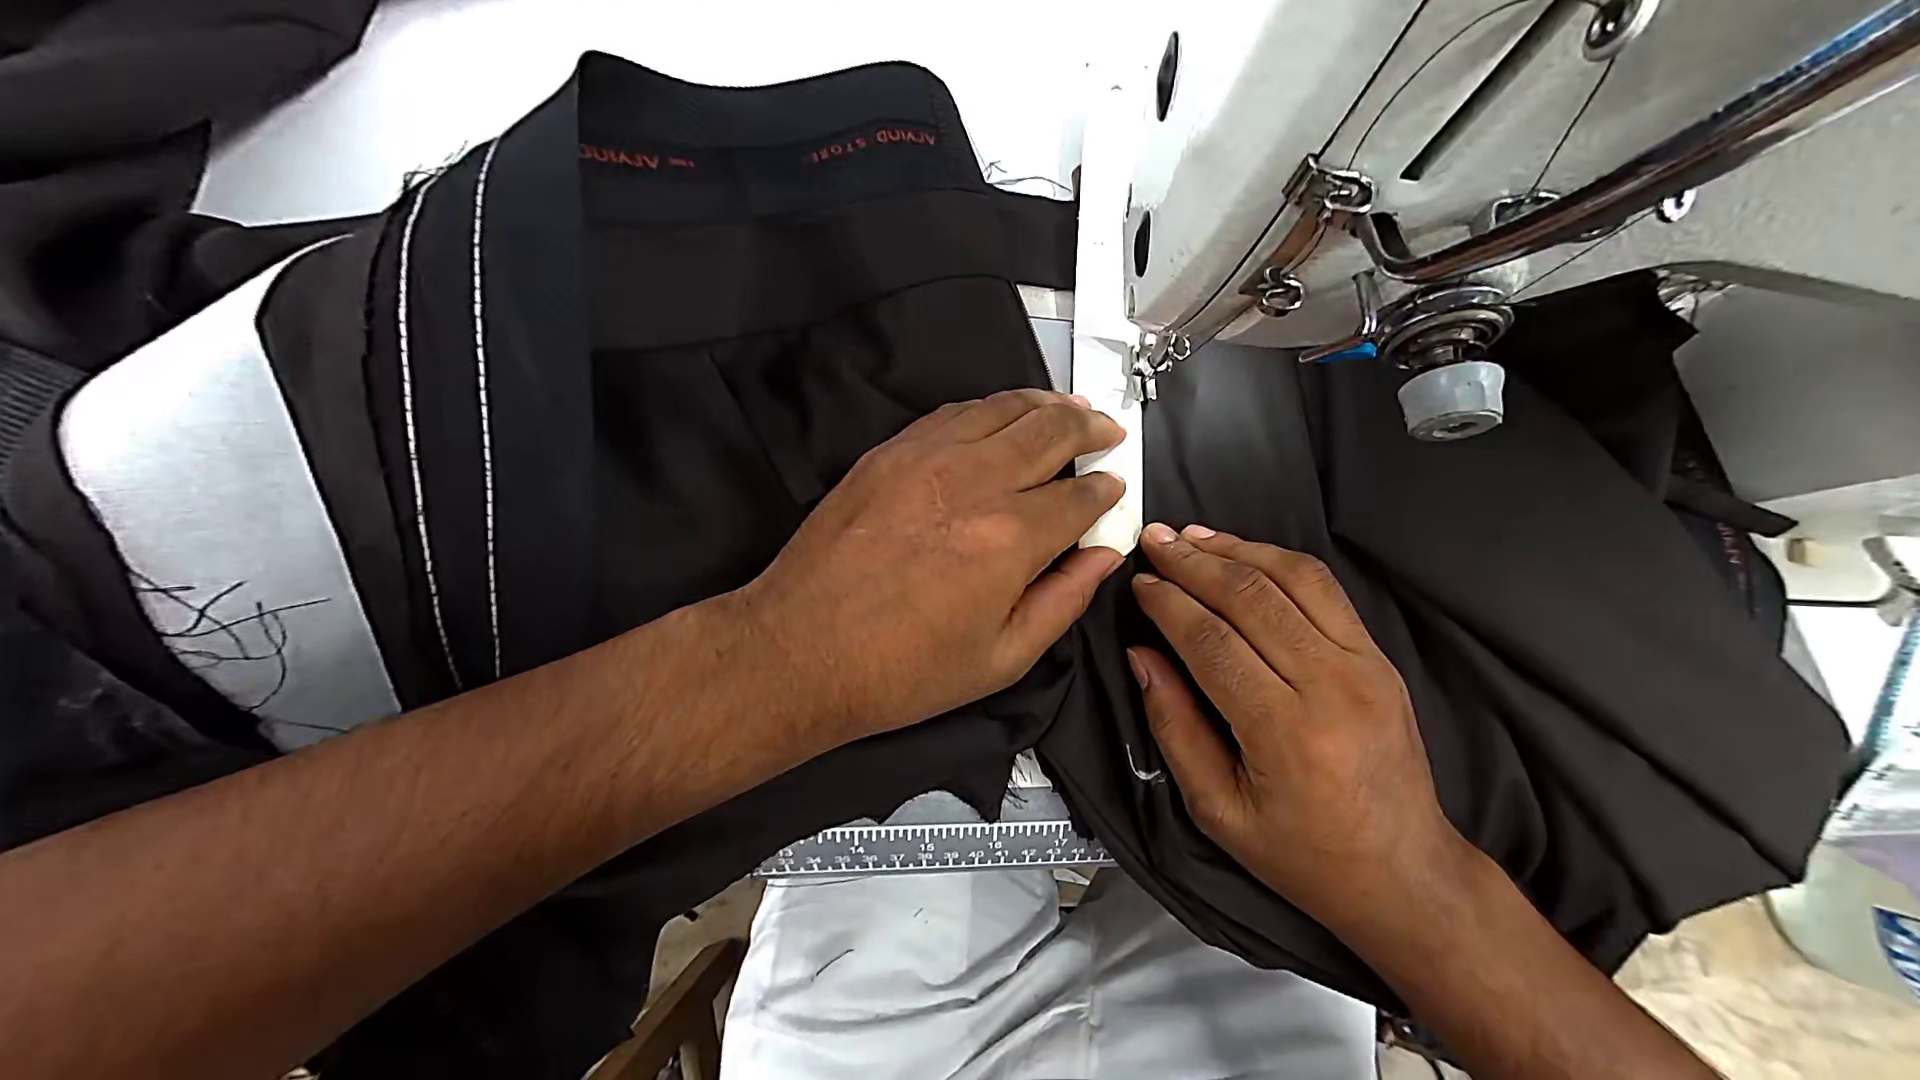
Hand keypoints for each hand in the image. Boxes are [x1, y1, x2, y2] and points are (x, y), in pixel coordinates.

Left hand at [735, 389, 1126, 742]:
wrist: (799, 651)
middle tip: (1107, 430)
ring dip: (1045, 404)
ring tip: (1068, 408)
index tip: (1113, 487)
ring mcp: (925, 458)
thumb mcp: (1002, 658)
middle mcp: (973, 482)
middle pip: (1050, 431)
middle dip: (1090, 428)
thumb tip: (1102, 556)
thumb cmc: (900, 669)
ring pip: (1002, 409)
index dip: (1104, 490)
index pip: (1079, 495)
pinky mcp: (887, 453)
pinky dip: (988, 407)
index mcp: (1009, 538)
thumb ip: (1064, 599)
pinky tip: (1001, 414)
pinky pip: (952, 413)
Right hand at [1127, 523, 1473, 931]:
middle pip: (1250, 597)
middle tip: (1153, 539)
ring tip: (1190, 535)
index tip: (1139, 582)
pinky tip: (1242, 552)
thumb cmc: (1301, 852)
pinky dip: (1276, 560)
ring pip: (1293, 578)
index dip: (1168, 603)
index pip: (1212, 641)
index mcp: (1286, 731)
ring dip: (1235, 549)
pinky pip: (1325, 589)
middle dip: (1193, 562)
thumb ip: (1174, 725)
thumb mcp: (1216, 808)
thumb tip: (1142, 655)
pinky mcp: (1379, 657)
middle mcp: (1332, 686)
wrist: (1404, 872)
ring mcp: (1365, 665)